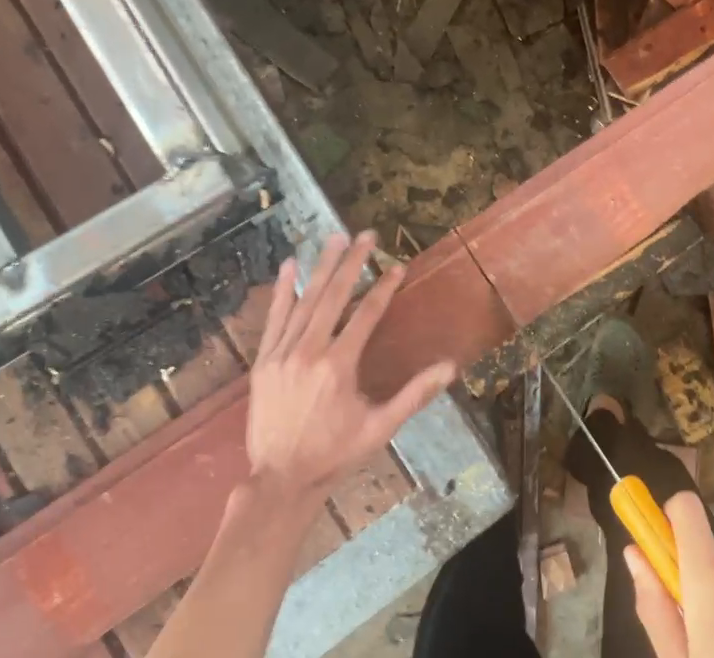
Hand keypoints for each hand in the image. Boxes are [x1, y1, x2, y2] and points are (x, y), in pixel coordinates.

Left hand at [245, 231, 455, 502]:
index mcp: (339, 367)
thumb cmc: (335, 454)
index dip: (384, 288)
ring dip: (322, 267)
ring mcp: (282, 354)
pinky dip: (282, 291)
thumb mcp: (381, 428)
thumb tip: (450, 367)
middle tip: (366, 234)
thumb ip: (415, 394)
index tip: (397, 266)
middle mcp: (308, 352)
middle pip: (334, 297)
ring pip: (304, 301)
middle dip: (352, 263)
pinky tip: (289, 266)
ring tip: (335, 238)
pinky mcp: (263, 362)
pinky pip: (274, 318)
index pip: (365, 315)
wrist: (280, 479)